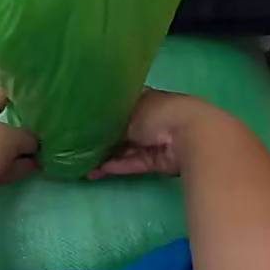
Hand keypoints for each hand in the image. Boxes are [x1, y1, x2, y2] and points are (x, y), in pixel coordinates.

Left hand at [0, 87, 38, 204]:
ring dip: (24, 151)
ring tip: (47, 150)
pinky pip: (7, 167)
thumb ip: (28, 136)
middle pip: (4, 126)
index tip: (28, 87)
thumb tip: (35, 142)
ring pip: (7, 149)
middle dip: (23, 127)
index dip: (12, 91)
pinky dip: (19, 166)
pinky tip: (37, 166)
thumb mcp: (13, 136)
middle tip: (45, 126)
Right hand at [89, 89, 230, 178]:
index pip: (121, 104)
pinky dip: (117, 166)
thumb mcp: (129, 113)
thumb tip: (93, 128)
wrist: (191, 135)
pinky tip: (96, 171)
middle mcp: (151, 118)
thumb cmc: (159, 114)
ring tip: (82, 164)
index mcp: (146, 98)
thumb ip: (111, 121)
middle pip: (123, 129)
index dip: (104, 112)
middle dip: (104, 138)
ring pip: (127, 149)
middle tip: (78, 147)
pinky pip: (134, 163)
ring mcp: (155, 140)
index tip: (84, 120)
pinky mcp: (158, 161)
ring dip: (107, 156)